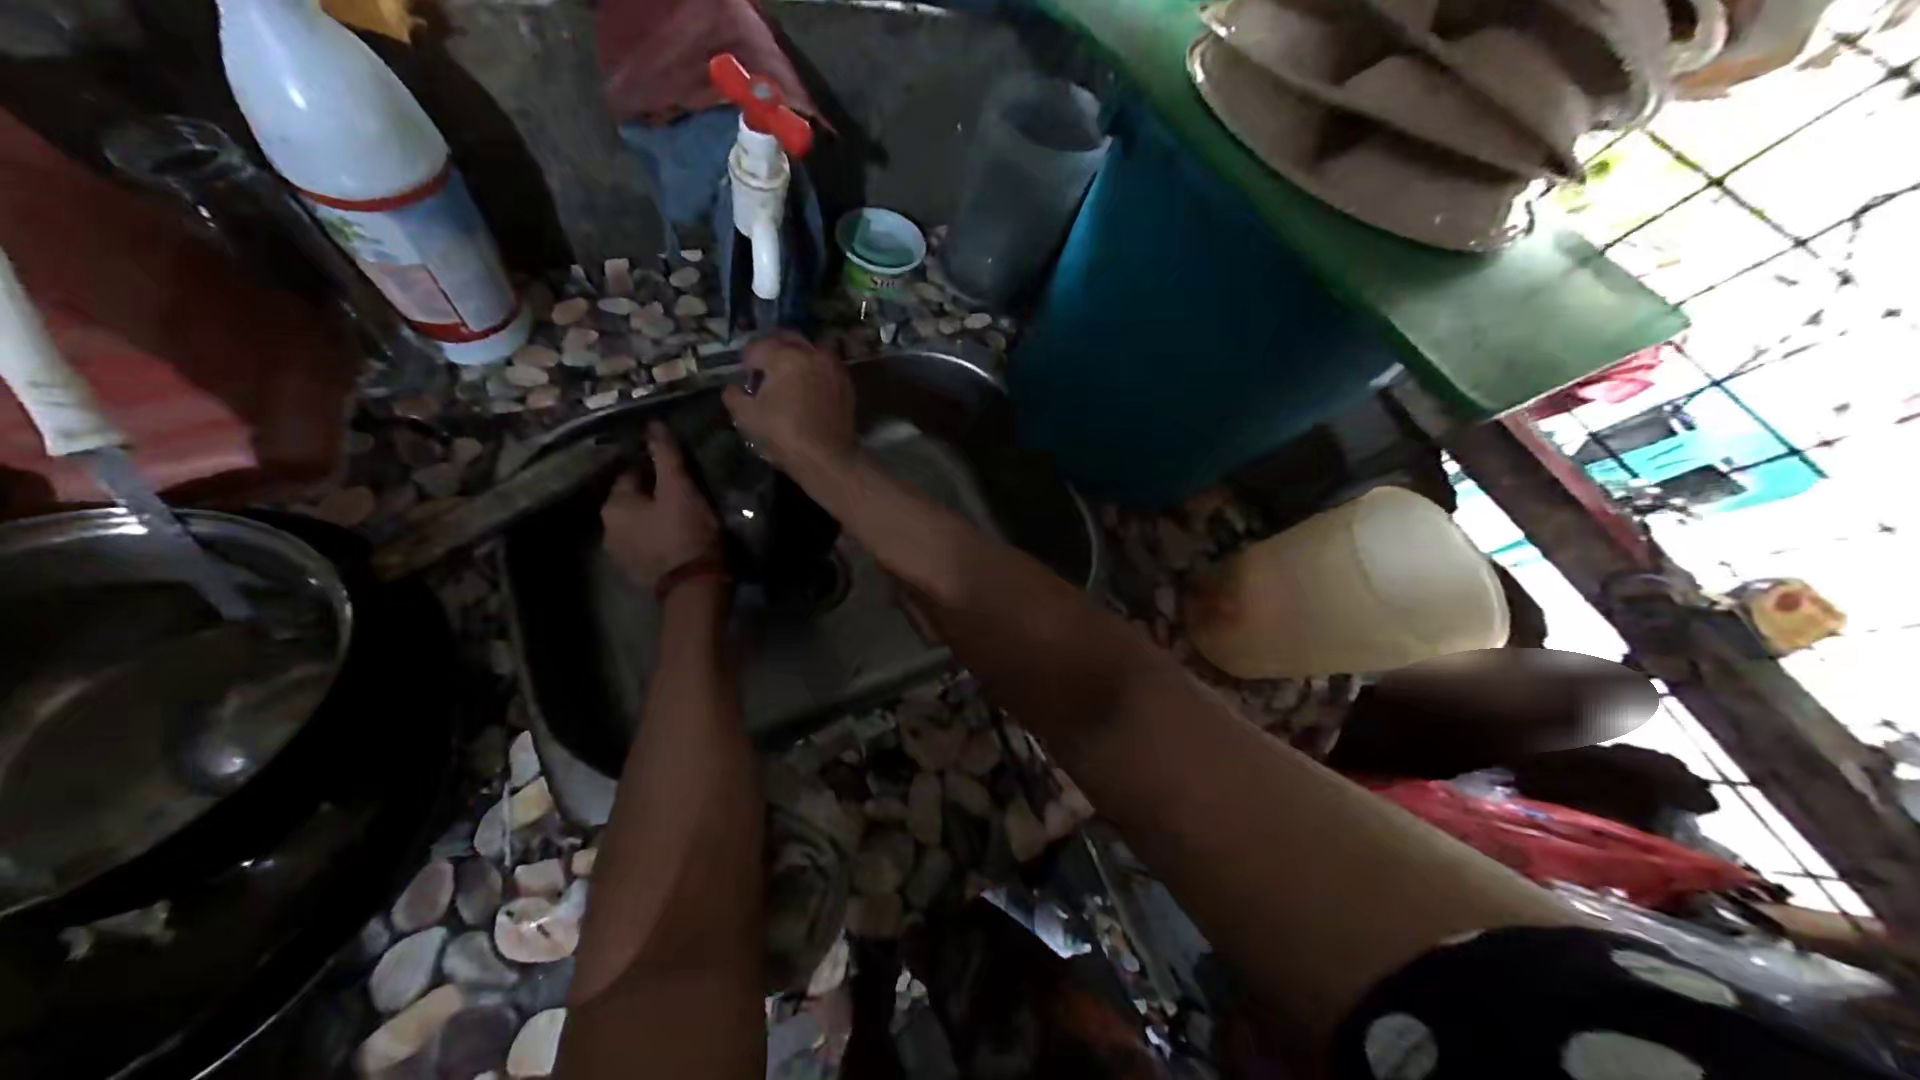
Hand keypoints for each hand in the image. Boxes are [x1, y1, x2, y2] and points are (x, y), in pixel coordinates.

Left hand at [601, 422, 720, 584]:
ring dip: (655, 516)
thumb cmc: (686, 532)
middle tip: (685, 491)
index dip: (656, 467)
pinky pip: (645, 543)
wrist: (694, 587)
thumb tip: (653, 423)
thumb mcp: (680, 488)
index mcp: (613, 505)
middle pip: (633, 499)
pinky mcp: (635, 572)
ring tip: (684, 514)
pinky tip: (679, 537)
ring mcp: (619, 554)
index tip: (680, 469)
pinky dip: (658, 537)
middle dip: (654, 492)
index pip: (631, 473)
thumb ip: (665, 455)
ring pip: (639, 522)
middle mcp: (607, 528)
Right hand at [722, 332, 856, 477]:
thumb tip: (733, 388)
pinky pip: (826, 366)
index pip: (758, 348)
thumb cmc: (783, 434)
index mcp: (785, 356)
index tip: (747, 379)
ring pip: (810, 350)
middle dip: (772, 350)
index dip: (747, 363)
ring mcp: (833, 367)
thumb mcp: (747, 417)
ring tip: (787, 378)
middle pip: (787, 339)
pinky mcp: (846, 382)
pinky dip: (814, 370)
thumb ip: (734, 396)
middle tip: (765, 369)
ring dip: (796, 357)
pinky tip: (808, 388)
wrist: (825, 457)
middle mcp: (812, 353)